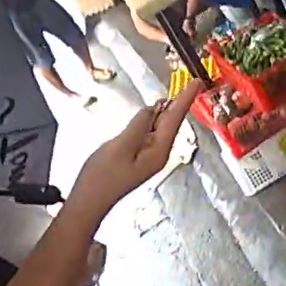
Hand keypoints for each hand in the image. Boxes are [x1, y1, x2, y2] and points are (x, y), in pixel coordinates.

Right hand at [67, 81, 201, 218]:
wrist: (89, 202)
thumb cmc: (102, 176)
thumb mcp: (121, 146)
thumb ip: (139, 125)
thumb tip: (152, 109)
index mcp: (158, 150)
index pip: (175, 118)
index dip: (185, 98)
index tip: (197, 82)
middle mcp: (159, 153)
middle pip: (172, 122)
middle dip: (180, 102)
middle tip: (191, 83)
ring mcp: (150, 156)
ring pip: (161, 127)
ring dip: (168, 110)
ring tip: (176, 92)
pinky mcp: (139, 157)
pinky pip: (151, 133)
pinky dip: (154, 120)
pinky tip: (154, 112)